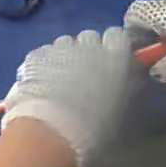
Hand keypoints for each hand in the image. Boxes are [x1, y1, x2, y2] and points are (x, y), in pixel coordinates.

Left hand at [1, 27, 134, 165]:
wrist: (55, 130)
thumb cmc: (98, 127)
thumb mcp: (126, 107)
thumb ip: (129, 85)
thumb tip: (129, 78)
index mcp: (116, 56)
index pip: (118, 36)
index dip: (113, 47)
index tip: (111, 60)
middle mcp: (88, 45)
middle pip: (89, 38)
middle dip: (88, 51)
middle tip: (85, 72)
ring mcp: (59, 48)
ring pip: (65, 43)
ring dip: (66, 55)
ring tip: (61, 77)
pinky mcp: (36, 55)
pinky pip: (44, 53)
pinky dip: (45, 63)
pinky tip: (42, 81)